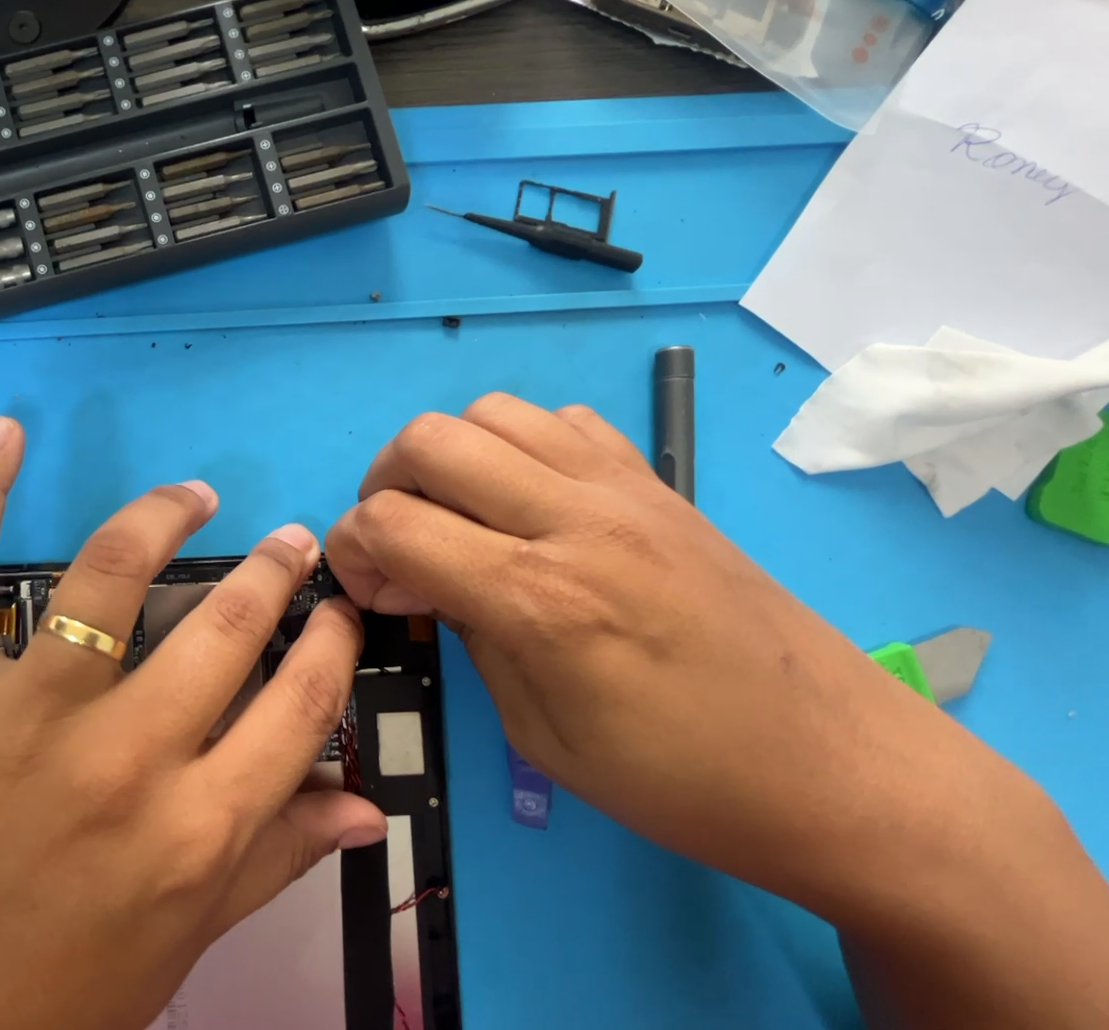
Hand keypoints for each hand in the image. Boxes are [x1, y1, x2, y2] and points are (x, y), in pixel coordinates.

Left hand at [0, 416, 384, 1029]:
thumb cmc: (62, 992)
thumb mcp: (188, 939)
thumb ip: (277, 858)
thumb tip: (368, 806)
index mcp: (197, 828)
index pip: (302, 707)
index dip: (334, 645)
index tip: (340, 608)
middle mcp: (124, 759)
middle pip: (225, 630)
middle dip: (274, 574)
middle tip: (291, 542)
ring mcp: (28, 714)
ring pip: (107, 577)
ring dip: (161, 517)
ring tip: (193, 494)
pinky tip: (3, 435)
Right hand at [325, 394, 1108, 1026]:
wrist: (841, 769)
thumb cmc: (677, 778)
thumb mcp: (537, 733)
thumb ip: (468, 634)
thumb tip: (422, 580)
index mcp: (538, 597)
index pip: (392, 523)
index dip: (348, 549)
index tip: (360, 587)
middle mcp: (576, 518)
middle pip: (428, 441)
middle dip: (380, 486)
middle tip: (393, 544)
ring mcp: (624, 488)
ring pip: (490, 412)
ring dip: (444, 456)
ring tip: (452, 513)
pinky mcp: (659, 483)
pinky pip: (561, 421)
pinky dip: (517, 445)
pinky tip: (526, 499)